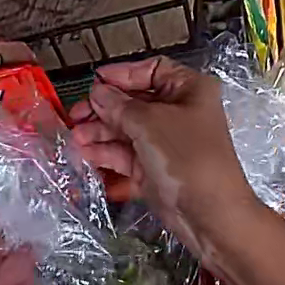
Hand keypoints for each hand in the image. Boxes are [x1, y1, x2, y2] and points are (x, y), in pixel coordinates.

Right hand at [70, 58, 263, 260]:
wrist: (209, 213)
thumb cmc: (188, 158)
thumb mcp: (150, 123)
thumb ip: (120, 106)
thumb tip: (98, 92)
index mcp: (189, 90)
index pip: (152, 70)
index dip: (122, 74)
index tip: (95, 81)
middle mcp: (178, 113)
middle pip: (134, 102)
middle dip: (104, 108)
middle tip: (76, 114)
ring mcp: (165, 142)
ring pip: (126, 130)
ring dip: (100, 132)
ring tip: (75, 138)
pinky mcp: (154, 168)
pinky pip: (126, 154)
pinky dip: (106, 153)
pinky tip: (84, 153)